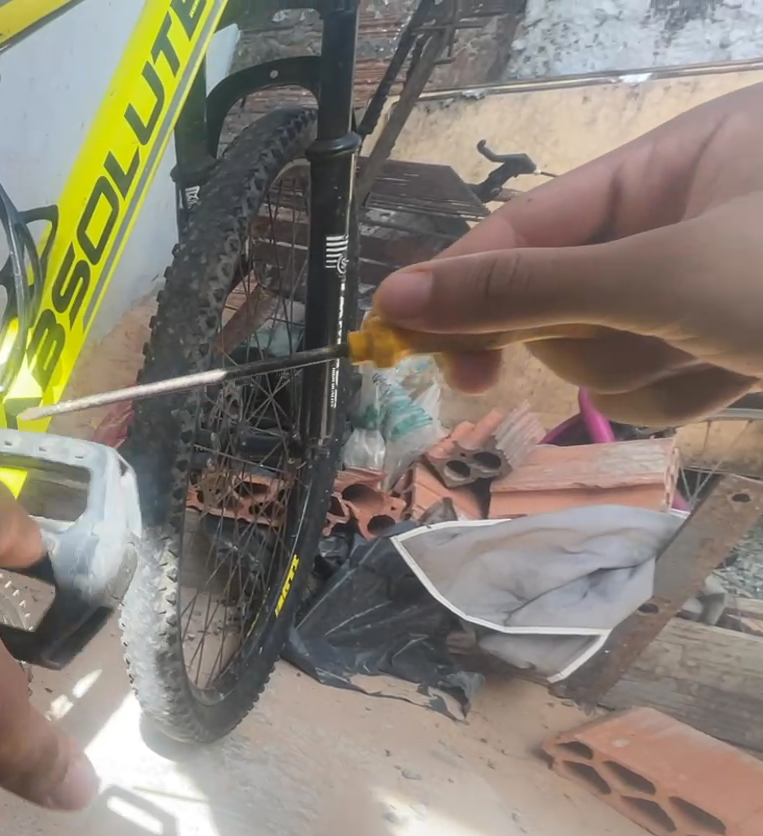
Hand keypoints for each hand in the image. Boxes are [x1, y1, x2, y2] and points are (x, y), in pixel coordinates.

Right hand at [372, 84, 762, 424]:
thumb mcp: (668, 277)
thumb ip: (521, 288)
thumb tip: (393, 297)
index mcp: (681, 159)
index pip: (521, 228)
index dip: (455, 287)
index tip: (402, 344)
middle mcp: (690, 211)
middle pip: (551, 292)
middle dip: (568, 335)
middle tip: (519, 375)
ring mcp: (711, 276)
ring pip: (598, 344)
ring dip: (633, 370)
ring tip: (713, 359)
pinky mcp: (731, 331)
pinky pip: (649, 374)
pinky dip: (674, 390)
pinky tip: (734, 377)